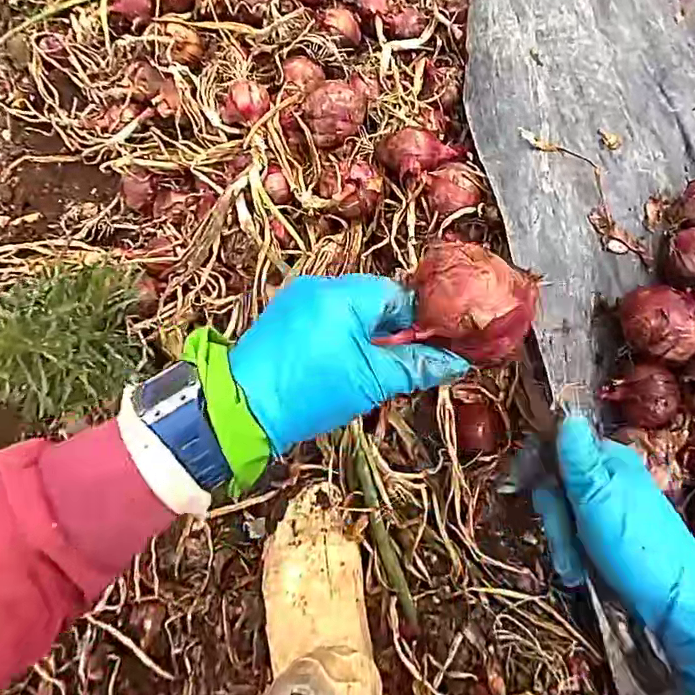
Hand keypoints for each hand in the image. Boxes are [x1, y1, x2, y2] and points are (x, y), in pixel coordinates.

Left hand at [230, 274, 469, 450]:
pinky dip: (345, 332)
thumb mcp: (372, 380)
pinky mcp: (286, 311)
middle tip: (400, 361)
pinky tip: (344, 360)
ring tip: (370, 365)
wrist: (239, 410)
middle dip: (393, 328)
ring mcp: (300, 295)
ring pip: (354, 306)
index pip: (400, 294)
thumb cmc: (308, 392)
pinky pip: (329, 313)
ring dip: (369, 331)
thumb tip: (456, 362)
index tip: (429, 346)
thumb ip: (417, 365)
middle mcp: (321, 284)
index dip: (419, 321)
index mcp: (345, 293)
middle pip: (377, 298)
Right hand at [531, 416, 694, 694]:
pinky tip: (579, 573)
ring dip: (562, 540)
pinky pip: (577, 535)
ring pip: (564, 511)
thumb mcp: (599, 498)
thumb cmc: (638, 548)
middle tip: (562, 541)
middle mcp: (609, 477)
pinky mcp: (610, 537)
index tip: (522, 486)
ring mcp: (610, 508)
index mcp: (609, 458)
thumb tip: (567, 412)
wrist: (679, 609)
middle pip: (557, 480)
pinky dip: (574, 553)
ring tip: (573, 569)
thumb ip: (578, 457)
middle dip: (552, 514)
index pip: (558, 443)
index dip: (537, 464)